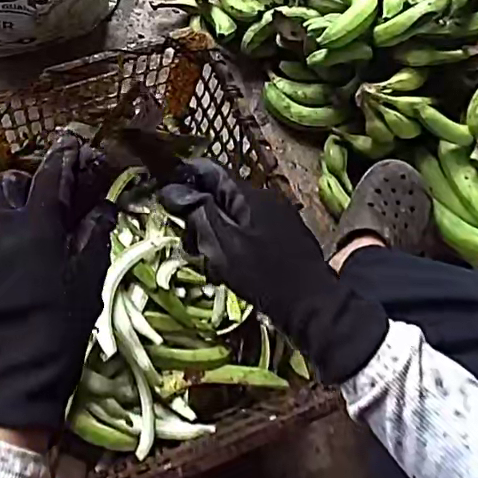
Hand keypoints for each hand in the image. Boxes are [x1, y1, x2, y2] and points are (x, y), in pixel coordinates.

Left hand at [0, 132, 111, 432]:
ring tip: (23, 228)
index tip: (71, 143)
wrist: (17, 365)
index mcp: (36, 222)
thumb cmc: (62, 317)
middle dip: (22, 182)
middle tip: (41, 197)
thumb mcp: (89, 272)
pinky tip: (8, 262)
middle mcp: (1, 227)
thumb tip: (104, 206)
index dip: (63, 156)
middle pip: (3, 183)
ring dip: (5, 210)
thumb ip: (95, 231)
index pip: (50, 175)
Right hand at [159, 159, 387, 383]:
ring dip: (214, 237)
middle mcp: (263, 199)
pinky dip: (232, 248)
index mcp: (247, 194)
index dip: (184, 179)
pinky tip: (230, 272)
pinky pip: (247, 233)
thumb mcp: (222, 243)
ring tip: (212, 266)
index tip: (165, 196)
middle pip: (218, 196)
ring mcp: (275, 218)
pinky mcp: (281, 239)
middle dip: (198, 217)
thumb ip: (197, 212)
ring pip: (231, 218)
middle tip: (191, 247)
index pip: (209, 170)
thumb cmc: (263, 274)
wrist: (312, 306)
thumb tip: (172, 188)